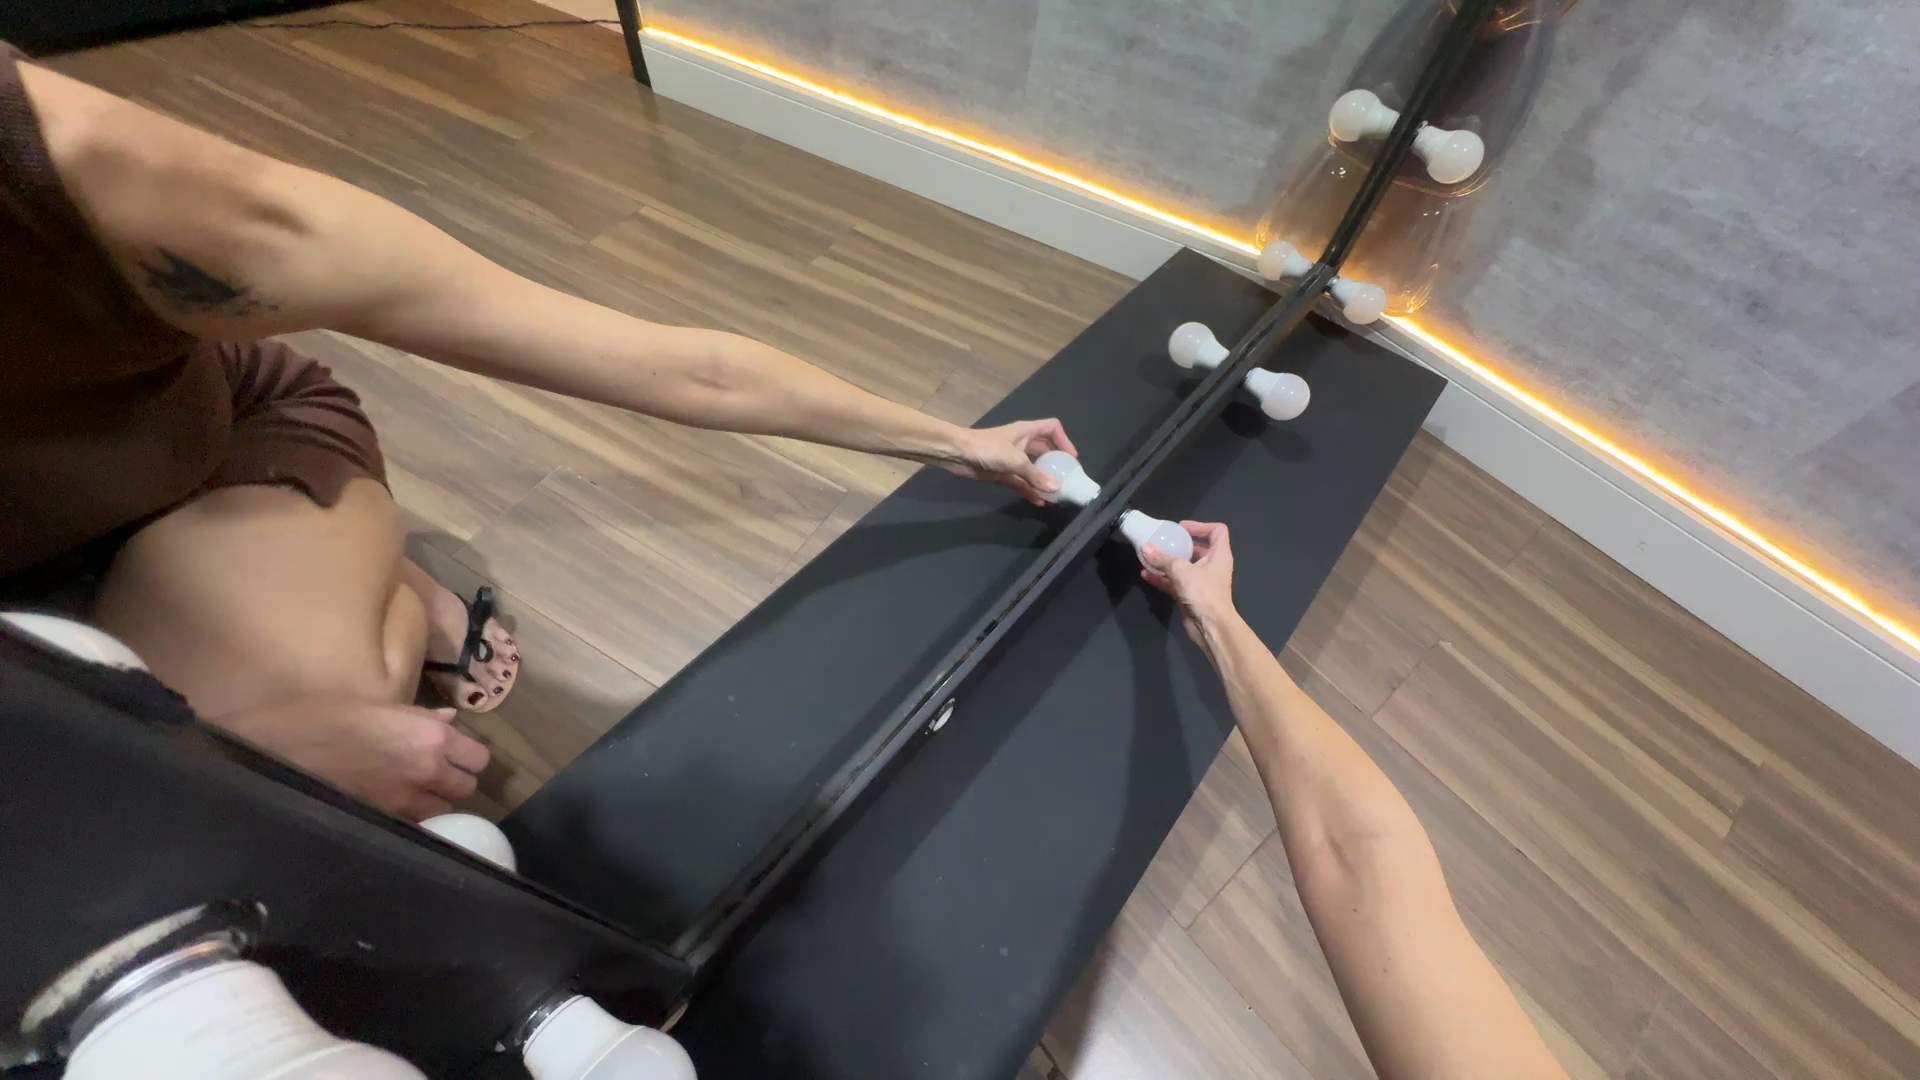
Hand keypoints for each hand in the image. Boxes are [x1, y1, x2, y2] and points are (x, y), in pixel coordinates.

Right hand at [213, 697, 490, 820]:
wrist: (275, 747)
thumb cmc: (327, 718)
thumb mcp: (382, 707)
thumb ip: (423, 718)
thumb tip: (450, 721)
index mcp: (434, 737)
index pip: (479, 759)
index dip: (469, 760)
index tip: (457, 758)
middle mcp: (427, 770)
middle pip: (465, 788)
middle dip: (454, 784)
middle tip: (437, 779)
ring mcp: (402, 799)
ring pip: (442, 811)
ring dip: (434, 804)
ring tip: (415, 797)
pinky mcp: (376, 819)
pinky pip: (411, 826)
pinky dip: (410, 821)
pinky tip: (395, 812)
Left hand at [939, 419, 1077, 504]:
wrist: (957, 454)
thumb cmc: (987, 448)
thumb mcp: (1015, 460)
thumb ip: (1035, 475)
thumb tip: (1056, 488)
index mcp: (1027, 431)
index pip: (1052, 428)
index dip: (1064, 440)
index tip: (1071, 458)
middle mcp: (1022, 443)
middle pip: (1045, 450)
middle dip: (1055, 463)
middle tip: (1066, 477)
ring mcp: (1012, 459)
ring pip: (1033, 469)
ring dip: (1042, 481)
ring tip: (1055, 494)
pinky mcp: (1002, 473)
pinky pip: (1021, 482)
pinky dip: (1029, 490)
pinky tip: (1038, 502)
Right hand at [1139, 520, 1238, 652]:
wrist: (1210, 627)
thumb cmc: (1203, 593)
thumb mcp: (1181, 570)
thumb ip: (1162, 558)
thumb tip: (1145, 548)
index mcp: (1219, 555)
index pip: (1217, 531)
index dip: (1201, 526)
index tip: (1181, 528)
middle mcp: (1212, 567)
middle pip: (1197, 549)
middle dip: (1179, 545)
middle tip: (1162, 541)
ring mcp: (1200, 582)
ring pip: (1182, 567)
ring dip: (1165, 562)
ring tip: (1148, 557)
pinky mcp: (1189, 595)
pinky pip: (1174, 582)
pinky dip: (1161, 578)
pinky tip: (1145, 574)